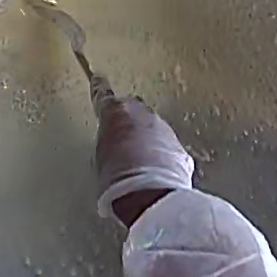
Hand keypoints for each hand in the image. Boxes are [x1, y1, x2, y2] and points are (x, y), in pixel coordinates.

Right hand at [94, 94, 193, 220]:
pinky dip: (161, 155)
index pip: (103, 96)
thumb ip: (108, 140)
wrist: (149, 196)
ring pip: (152, 128)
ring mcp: (163, 129)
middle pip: (133, 109)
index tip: (98, 80)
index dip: (99, 89)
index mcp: (116, 113)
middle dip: (129, 120)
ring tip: (139, 164)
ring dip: (147, 140)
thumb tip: (114, 144)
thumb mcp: (101, 158)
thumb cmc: (117, 179)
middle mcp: (142, 114)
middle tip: (122, 140)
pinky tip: (155, 174)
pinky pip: (167, 146)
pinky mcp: (179, 146)